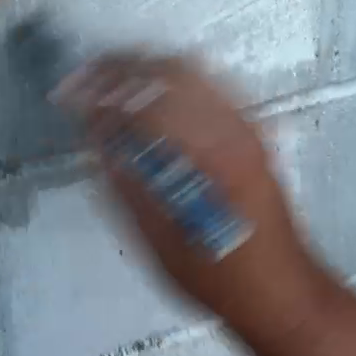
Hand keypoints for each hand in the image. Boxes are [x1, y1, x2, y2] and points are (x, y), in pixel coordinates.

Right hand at [57, 56, 334, 350]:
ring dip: (146, 66)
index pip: (143, 103)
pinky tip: (155, 88)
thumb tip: (97, 138)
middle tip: (87, 76)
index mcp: (204, 154)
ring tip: (112, 76)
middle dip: (122, 65)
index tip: (73, 94)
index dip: (101, 93)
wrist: (282, 290)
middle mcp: (229, 127)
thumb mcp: (160, 240)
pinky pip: (209, 82)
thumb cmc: (220, 277)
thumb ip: (126, 184)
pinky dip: (174, 76)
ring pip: (191, 69)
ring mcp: (245, 124)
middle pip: (169, 69)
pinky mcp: (252, 129)